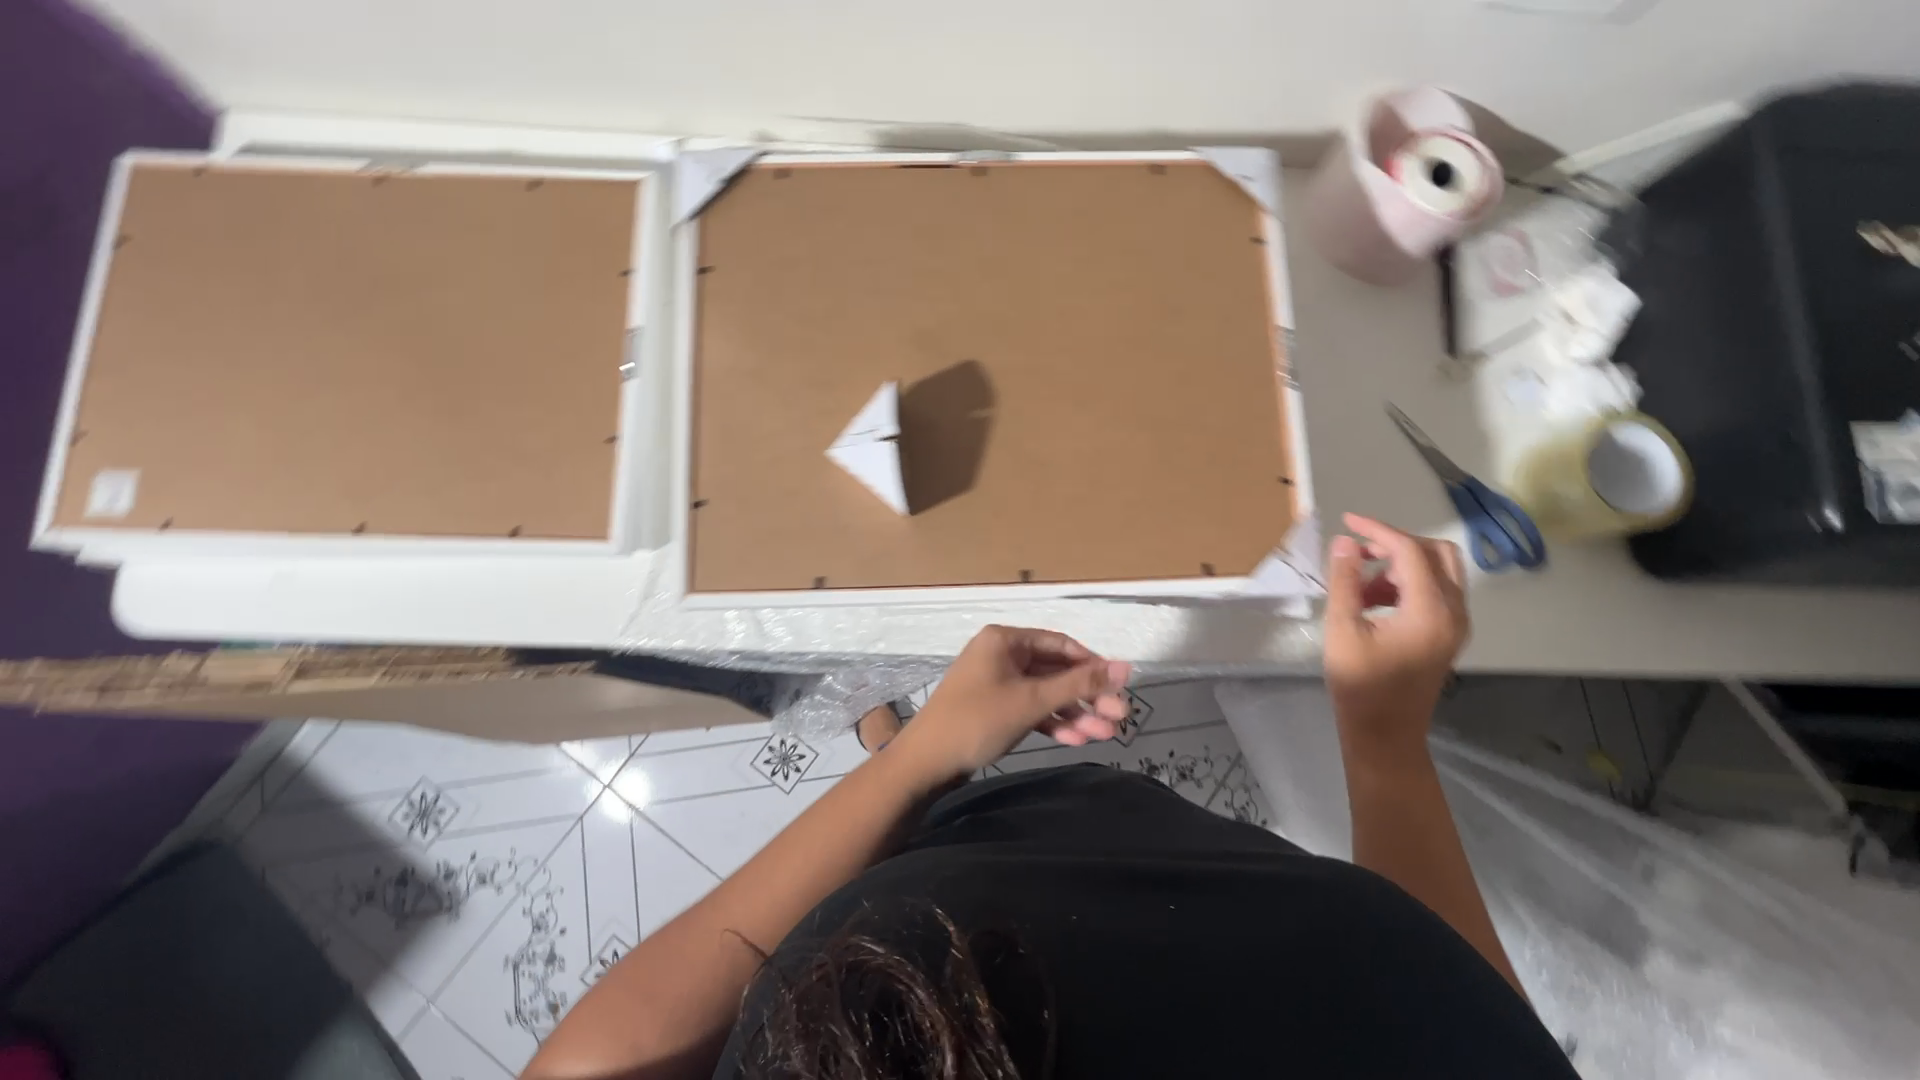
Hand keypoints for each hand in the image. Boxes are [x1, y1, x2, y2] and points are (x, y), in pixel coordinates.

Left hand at [889, 625, 1131, 783]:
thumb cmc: (978, 721)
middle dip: (1087, 695)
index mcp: (1005, 640)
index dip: (1093, 665)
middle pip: (1055, 671)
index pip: (1061, 644)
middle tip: (1120, 718)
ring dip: (1075, 713)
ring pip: (1046, 693)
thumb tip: (1126, 667)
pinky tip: (1077, 740)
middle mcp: (1001, 655)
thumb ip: (1079, 684)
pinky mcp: (994, 708)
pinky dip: (1052, 722)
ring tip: (1105, 735)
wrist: (927, 762)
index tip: (1120, 687)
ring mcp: (997, 682)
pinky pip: (1031, 709)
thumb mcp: (1032, 701)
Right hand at [1322, 513, 1469, 758]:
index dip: (1377, 531)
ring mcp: (1455, 625)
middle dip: (1397, 544)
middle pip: (1437, 553)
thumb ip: (1345, 582)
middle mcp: (1454, 612)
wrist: (1384, 733)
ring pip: (1440, 572)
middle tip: (1359, 552)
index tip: (1347, 522)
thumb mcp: (1342, 630)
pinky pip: (1436, 592)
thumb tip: (1345, 543)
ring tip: (1360, 584)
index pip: (1410, 551)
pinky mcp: (1447, 635)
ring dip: (1401, 565)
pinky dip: (1408, 584)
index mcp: (1430, 609)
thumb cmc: (1360, 686)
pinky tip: (1374, 602)